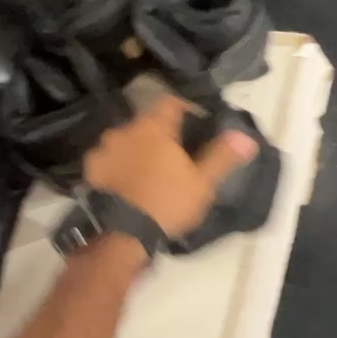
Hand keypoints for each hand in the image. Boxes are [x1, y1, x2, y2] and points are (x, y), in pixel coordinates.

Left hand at [85, 96, 258, 237]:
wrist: (122, 234)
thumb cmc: (166, 203)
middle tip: (175, 156)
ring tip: (149, 171)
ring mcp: (104, 148)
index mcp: (154, 127)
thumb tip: (246, 137)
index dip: (186, 111)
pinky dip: (118, 165)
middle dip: (161, 134)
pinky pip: (109, 159)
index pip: (171, 103)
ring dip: (137, 149)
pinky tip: (126, 183)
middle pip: (147, 122)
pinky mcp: (90, 169)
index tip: (196, 128)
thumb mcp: (202, 183)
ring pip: (126, 140)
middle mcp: (125, 129)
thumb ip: (222, 156)